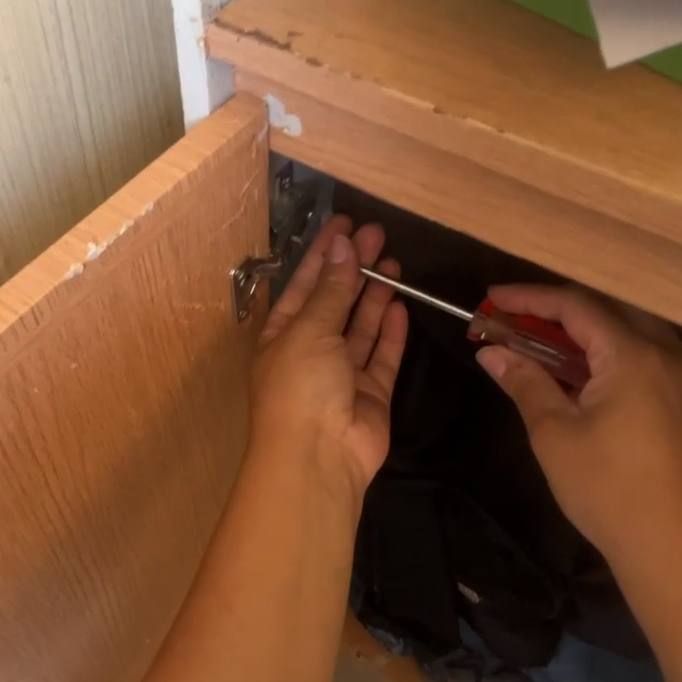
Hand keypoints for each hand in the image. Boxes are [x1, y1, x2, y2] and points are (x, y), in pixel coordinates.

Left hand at [247, 216, 407, 514]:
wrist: (317, 458)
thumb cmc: (299, 386)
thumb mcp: (309, 330)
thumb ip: (331, 290)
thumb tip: (342, 246)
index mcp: (282, 335)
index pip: (303, 285)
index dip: (323, 254)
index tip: (344, 223)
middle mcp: (310, 351)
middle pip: (334, 301)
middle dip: (353, 268)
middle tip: (377, 233)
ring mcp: (341, 374)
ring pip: (360, 327)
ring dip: (374, 294)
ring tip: (392, 259)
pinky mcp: (371, 394)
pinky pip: (382, 356)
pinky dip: (390, 331)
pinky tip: (399, 303)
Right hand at [475, 285, 681, 587]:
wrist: (681, 554)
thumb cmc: (610, 491)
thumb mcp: (555, 434)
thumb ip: (525, 382)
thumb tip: (491, 351)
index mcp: (635, 355)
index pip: (575, 306)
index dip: (528, 299)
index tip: (490, 300)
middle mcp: (668, 355)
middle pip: (606, 311)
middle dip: (554, 311)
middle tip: (510, 322)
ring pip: (629, 333)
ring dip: (582, 333)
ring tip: (538, 346)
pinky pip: (645, 358)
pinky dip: (607, 355)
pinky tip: (579, 377)